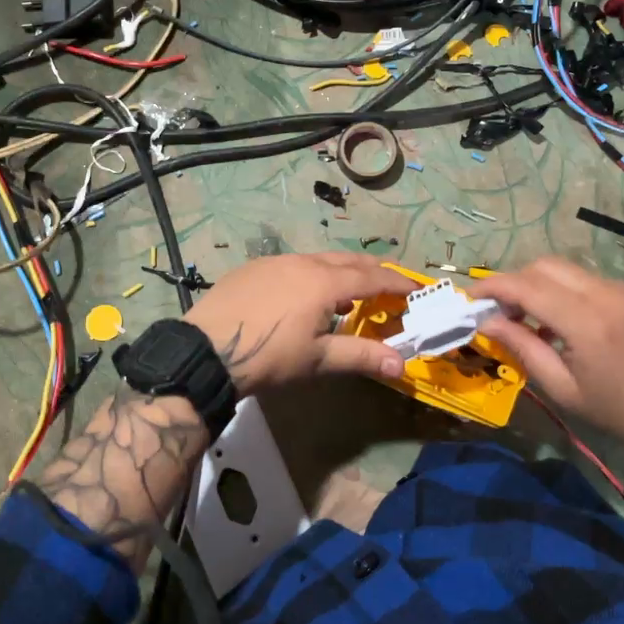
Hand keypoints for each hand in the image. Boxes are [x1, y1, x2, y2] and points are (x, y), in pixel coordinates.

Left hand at [185, 252, 417, 395]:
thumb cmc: (269, 356)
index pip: (373, 278)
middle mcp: (303, 262)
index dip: (397, 283)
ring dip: (340, 272)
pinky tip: (304, 295)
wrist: (206, 350)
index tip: (418, 288)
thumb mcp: (318, 359)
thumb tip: (402, 363)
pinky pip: (292, 265)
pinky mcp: (252, 268)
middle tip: (389, 285)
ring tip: (349, 292)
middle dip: (373, 271)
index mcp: (325, 282)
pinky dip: (311, 274)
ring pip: (318, 260)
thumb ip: (361, 356)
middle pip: (347, 261)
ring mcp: (275, 262)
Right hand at [474, 256, 623, 453]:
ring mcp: (622, 288)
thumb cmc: (618, 411)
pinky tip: (560, 323)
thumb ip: (523, 347)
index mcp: (586, 321)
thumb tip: (488, 320)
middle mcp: (605, 293)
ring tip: (528, 319)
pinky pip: (585, 280)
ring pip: (564, 269)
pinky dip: (562, 292)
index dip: (492, 286)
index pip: (526, 285)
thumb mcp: (562, 388)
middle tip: (499, 311)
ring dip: (538, 285)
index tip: (471, 298)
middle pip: (543, 266)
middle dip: (514, 281)